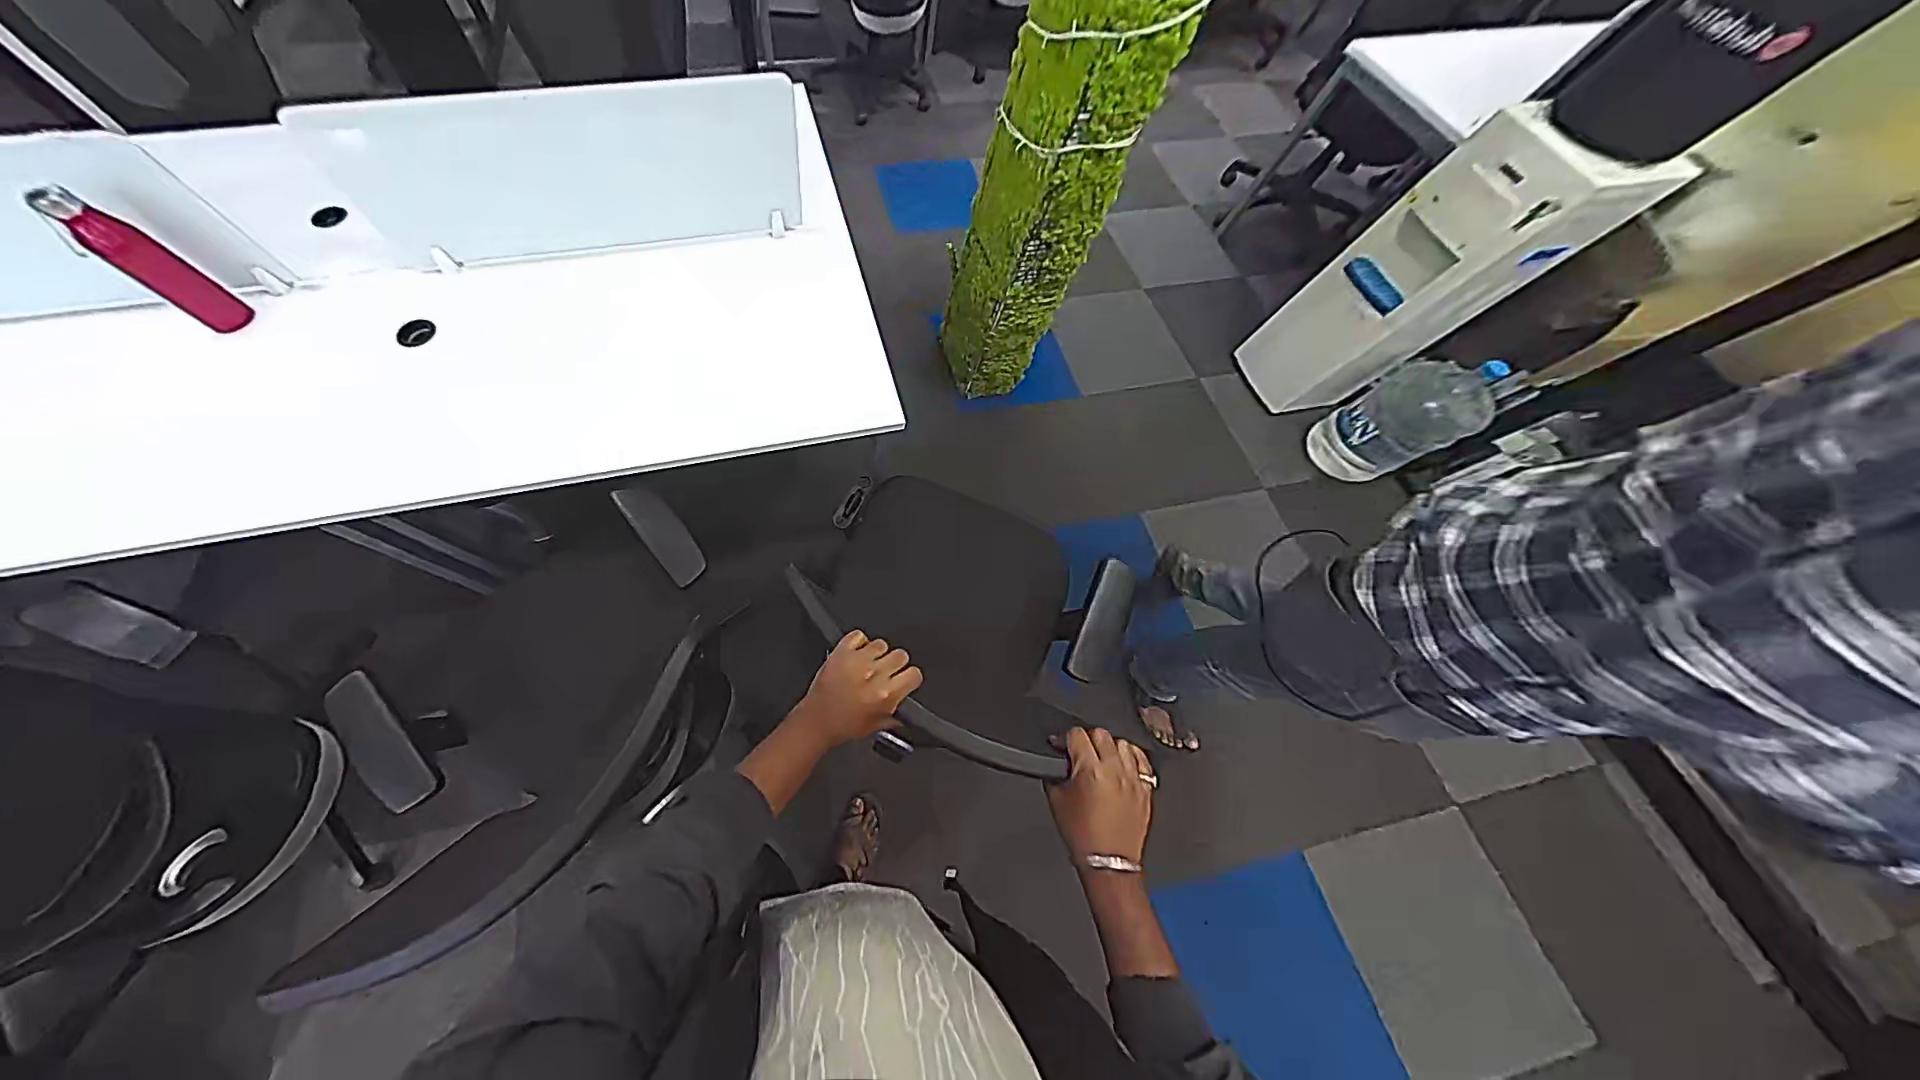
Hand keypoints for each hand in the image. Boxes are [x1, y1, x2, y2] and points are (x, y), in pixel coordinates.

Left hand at [786, 630, 922, 749]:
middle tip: (884, 673)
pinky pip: (858, 636)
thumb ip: (895, 714)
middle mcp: (874, 675)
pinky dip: (858, 643)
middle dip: (895, 664)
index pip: (914, 674)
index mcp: (886, 695)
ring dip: (876, 654)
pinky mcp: (841, 653)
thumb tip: (906, 710)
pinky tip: (856, 654)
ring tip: (867, 665)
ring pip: (881, 644)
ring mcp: (857, 661)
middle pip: (900, 655)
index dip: (910, 677)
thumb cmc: (842, 726)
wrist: (815, 722)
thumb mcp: (876, 726)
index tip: (904, 679)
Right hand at [1046, 728, 1154, 864]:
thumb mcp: (1057, 800)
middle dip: (1086, 739)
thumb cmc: (1084, 836)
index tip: (1061, 745)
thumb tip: (1056, 761)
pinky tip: (1123, 764)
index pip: (1076, 735)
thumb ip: (1055, 774)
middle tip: (1079, 752)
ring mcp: (1133, 778)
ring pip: (1123, 742)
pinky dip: (1131, 757)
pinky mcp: (1145, 788)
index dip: (1065, 738)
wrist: (1108, 861)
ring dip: (1110, 747)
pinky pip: (1142, 760)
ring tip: (1101, 758)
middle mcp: (1114, 770)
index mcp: (1090, 770)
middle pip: (1100, 733)